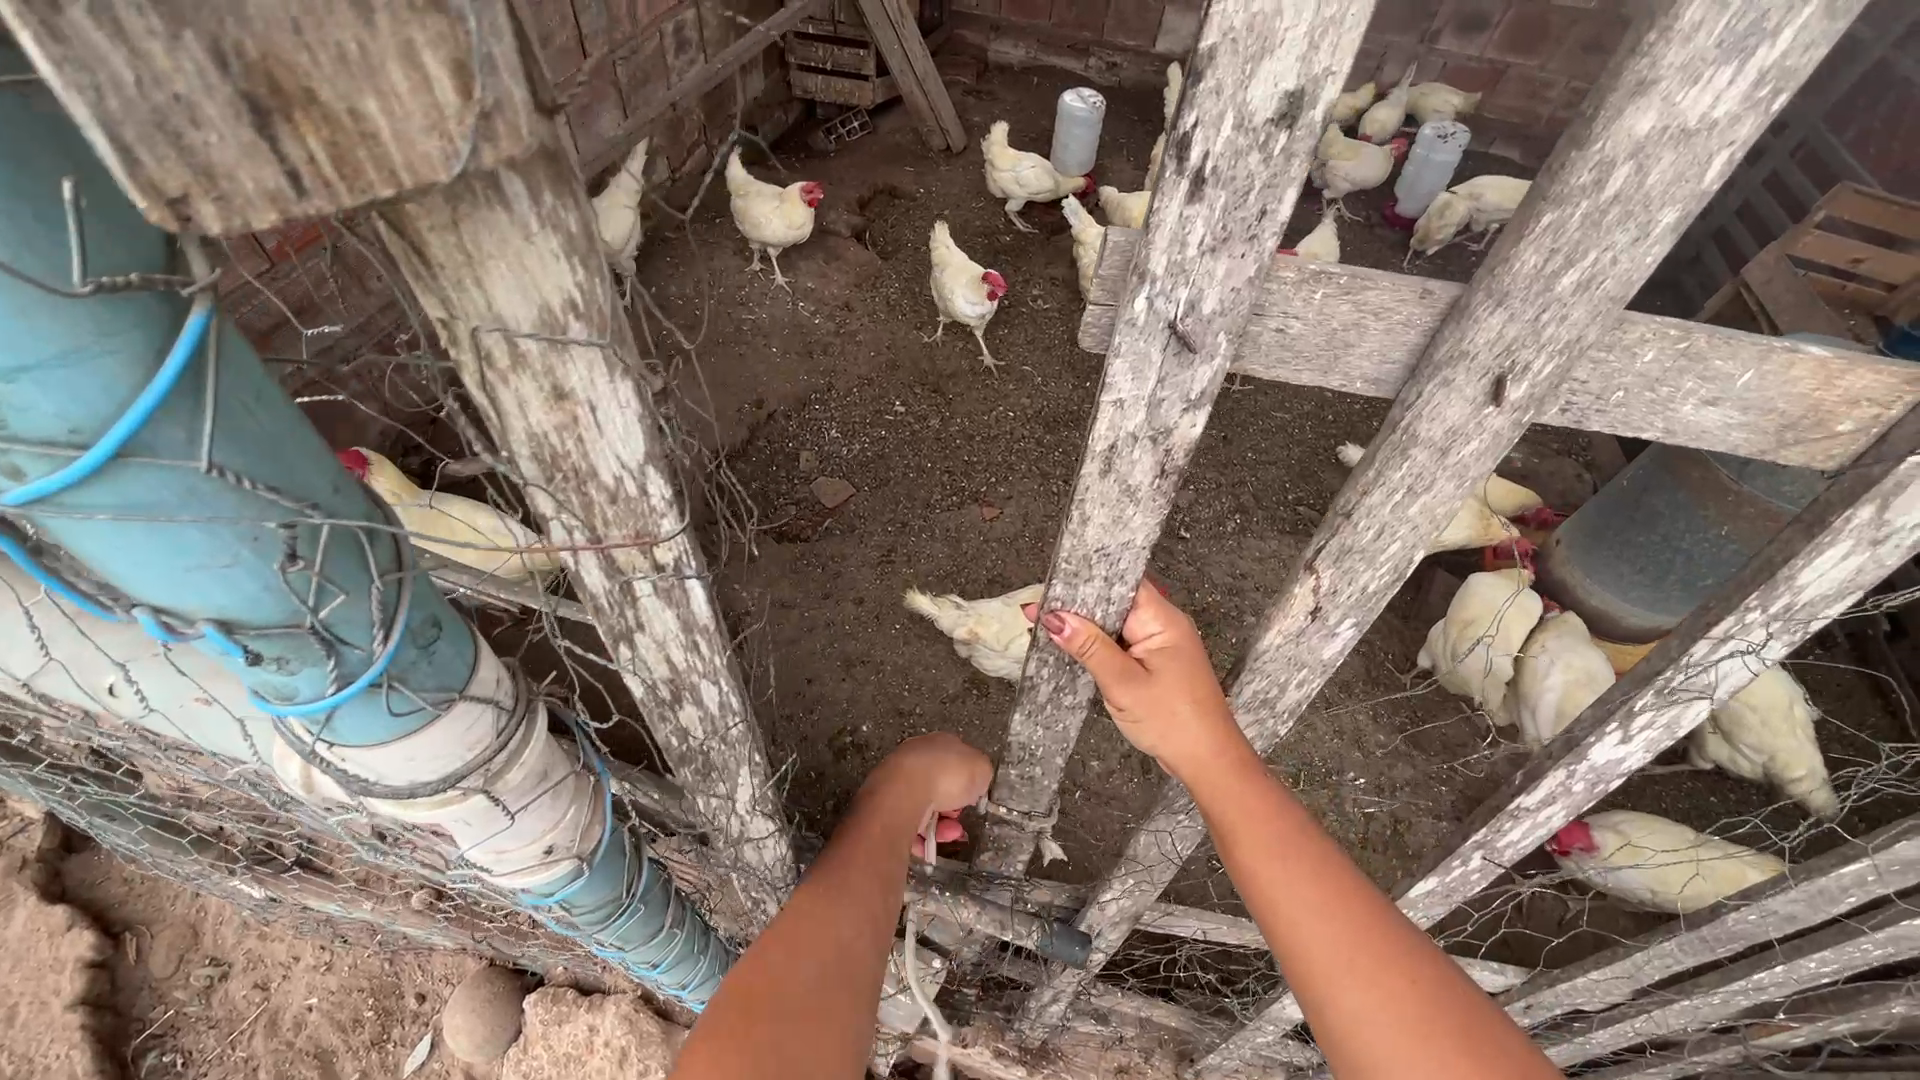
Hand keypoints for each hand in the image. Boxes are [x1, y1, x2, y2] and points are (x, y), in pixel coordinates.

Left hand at [862, 733, 993, 854]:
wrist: (904, 791)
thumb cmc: (946, 774)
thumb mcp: (981, 768)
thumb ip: (982, 773)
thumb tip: (978, 780)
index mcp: (939, 744)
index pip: (956, 761)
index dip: (967, 782)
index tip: (973, 798)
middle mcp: (916, 759)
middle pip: (939, 787)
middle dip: (953, 808)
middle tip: (959, 819)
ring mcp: (898, 781)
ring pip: (924, 808)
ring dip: (940, 826)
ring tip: (948, 835)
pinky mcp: (886, 805)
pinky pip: (908, 824)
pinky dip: (920, 837)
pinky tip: (929, 845)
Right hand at [1024, 581, 1249, 780]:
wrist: (1208, 761)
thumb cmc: (1172, 722)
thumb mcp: (1123, 683)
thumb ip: (1089, 647)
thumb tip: (1054, 618)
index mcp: (1162, 620)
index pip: (1120, 583)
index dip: (1084, 581)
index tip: (1049, 588)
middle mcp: (1163, 624)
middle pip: (1114, 601)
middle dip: (1076, 604)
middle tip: (1036, 610)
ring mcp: (1159, 643)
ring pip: (1114, 623)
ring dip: (1085, 626)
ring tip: (1044, 625)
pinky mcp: (1155, 662)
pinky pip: (1120, 642)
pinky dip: (1097, 645)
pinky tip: (1071, 648)